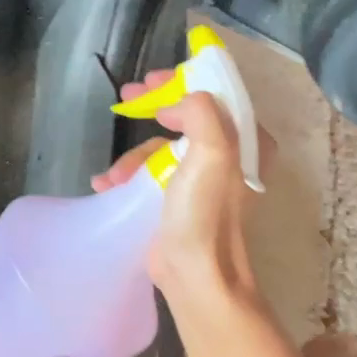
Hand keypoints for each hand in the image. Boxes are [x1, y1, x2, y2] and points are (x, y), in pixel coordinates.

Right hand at [91, 69, 271, 307]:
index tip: (151, 82)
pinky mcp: (180, 199)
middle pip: (187, 117)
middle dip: (152, 109)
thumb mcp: (210, 153)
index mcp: (247, 142)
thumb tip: (178, 102)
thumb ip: (200, 113)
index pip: (217, 96)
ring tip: (113, 176)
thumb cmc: (204, 213)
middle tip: (126, 99)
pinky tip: (108, 184)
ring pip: (163, 146)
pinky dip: (129, 174)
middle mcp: (230, 156)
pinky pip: (152, 172)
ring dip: (133, 155)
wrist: (195, 273)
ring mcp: (204, 179)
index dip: (183, 83)